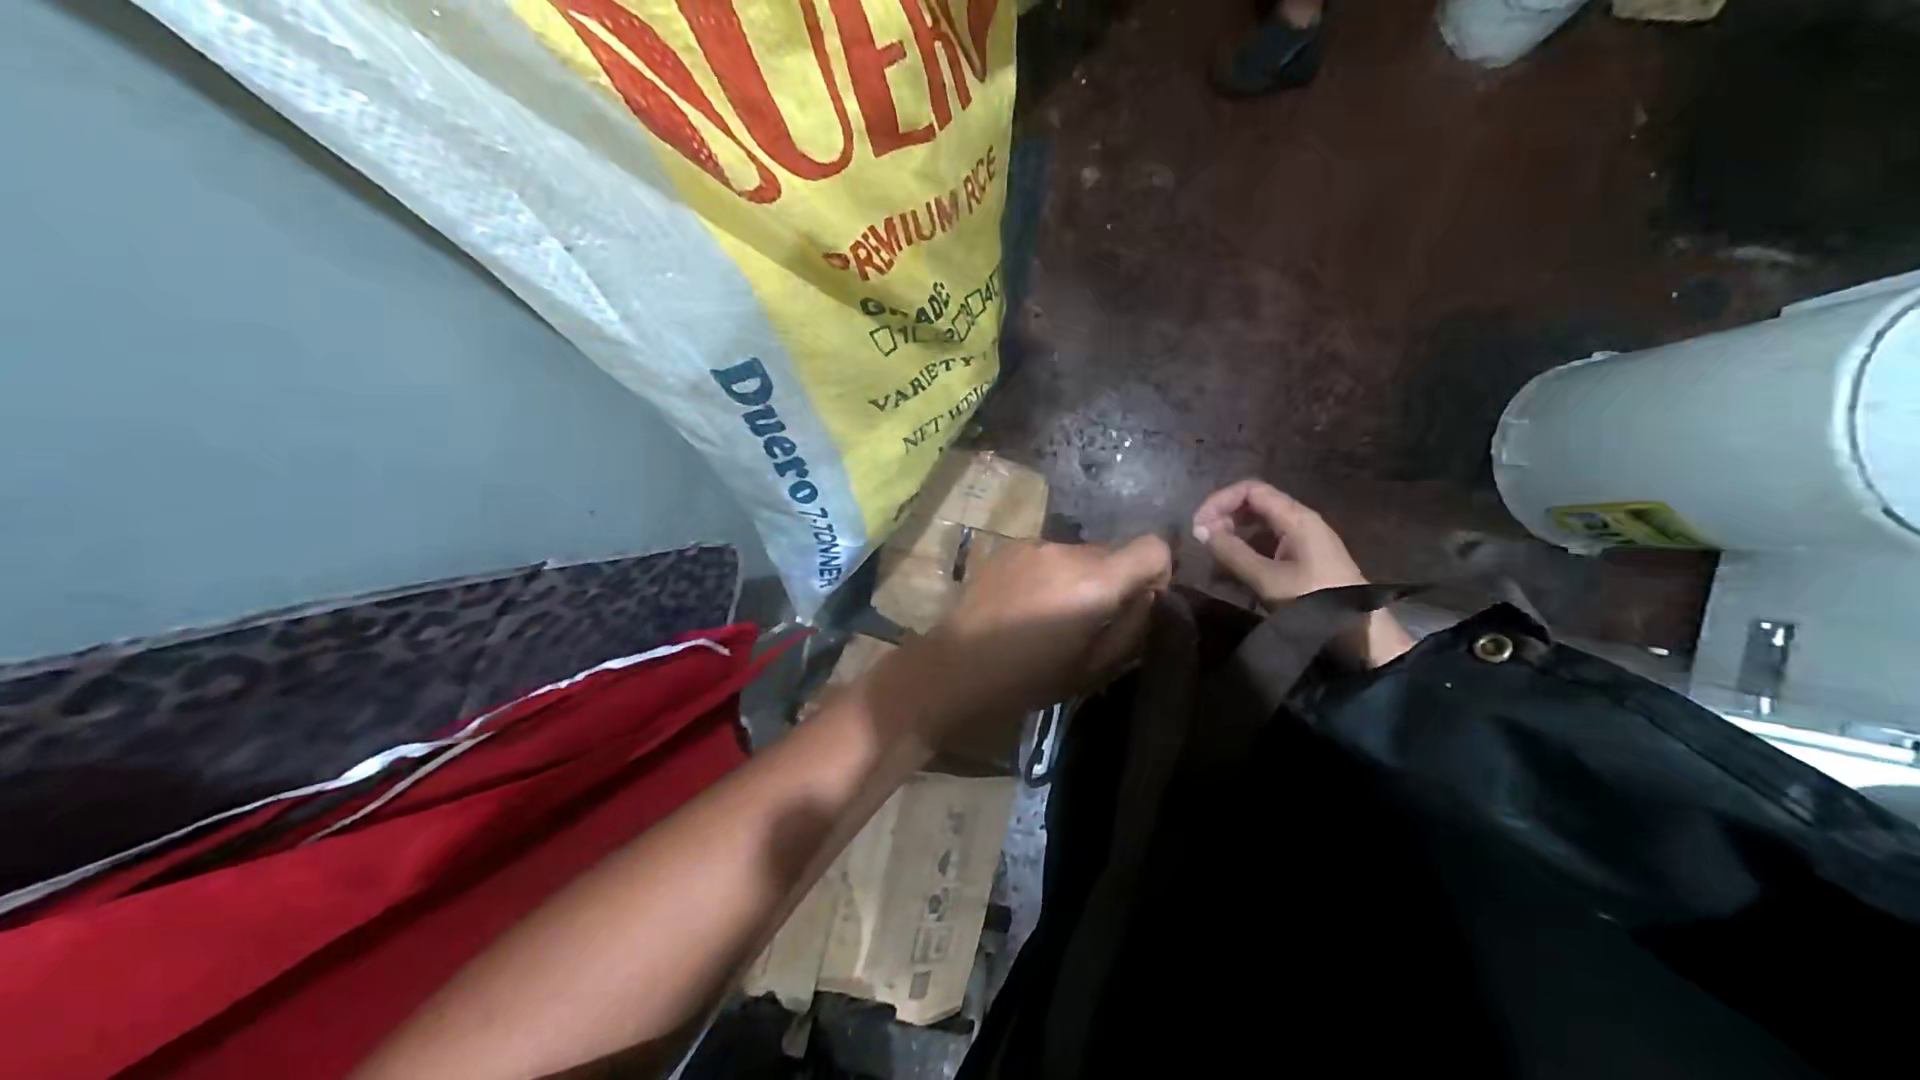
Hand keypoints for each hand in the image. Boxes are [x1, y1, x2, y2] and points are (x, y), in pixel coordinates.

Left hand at [874, 536, 1171, 754]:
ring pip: (1081, 554)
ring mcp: (1035, 544)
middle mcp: (1068, 551)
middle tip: (1092, 620)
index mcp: (1094, 582)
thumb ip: (1131, 628)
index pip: (1153, 547)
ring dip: (1081, 577)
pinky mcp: (1010, 547)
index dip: (1157, 573)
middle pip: (1114, 552)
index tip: (1140, 604)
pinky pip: (1049, 554)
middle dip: (1115, 580)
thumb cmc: (1026, 680)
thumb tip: (1150, 598)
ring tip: (1054, 614)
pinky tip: (1028, 603)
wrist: (953, 668)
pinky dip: (1051, 573)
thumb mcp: (1092, 670)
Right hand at [1192, 479, 1366, 603]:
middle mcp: (1299, 520)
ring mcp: (1302, 538)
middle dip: (1224, 517)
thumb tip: (1201, 531)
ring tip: (1213, 557)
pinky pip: (1267, 541)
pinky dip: (1245, 549)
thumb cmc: (1313, 600)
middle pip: (1254, 503)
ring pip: (1259, 523)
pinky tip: (1231, 569)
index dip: (1220, 501)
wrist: (1358, 630)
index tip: (1198, 524)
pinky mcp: (1302, 556)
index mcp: (1296, 518)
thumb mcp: (1267, 579)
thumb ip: (1232, 552)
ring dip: (1232, 535)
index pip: (1250, 490)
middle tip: (1203, 541)